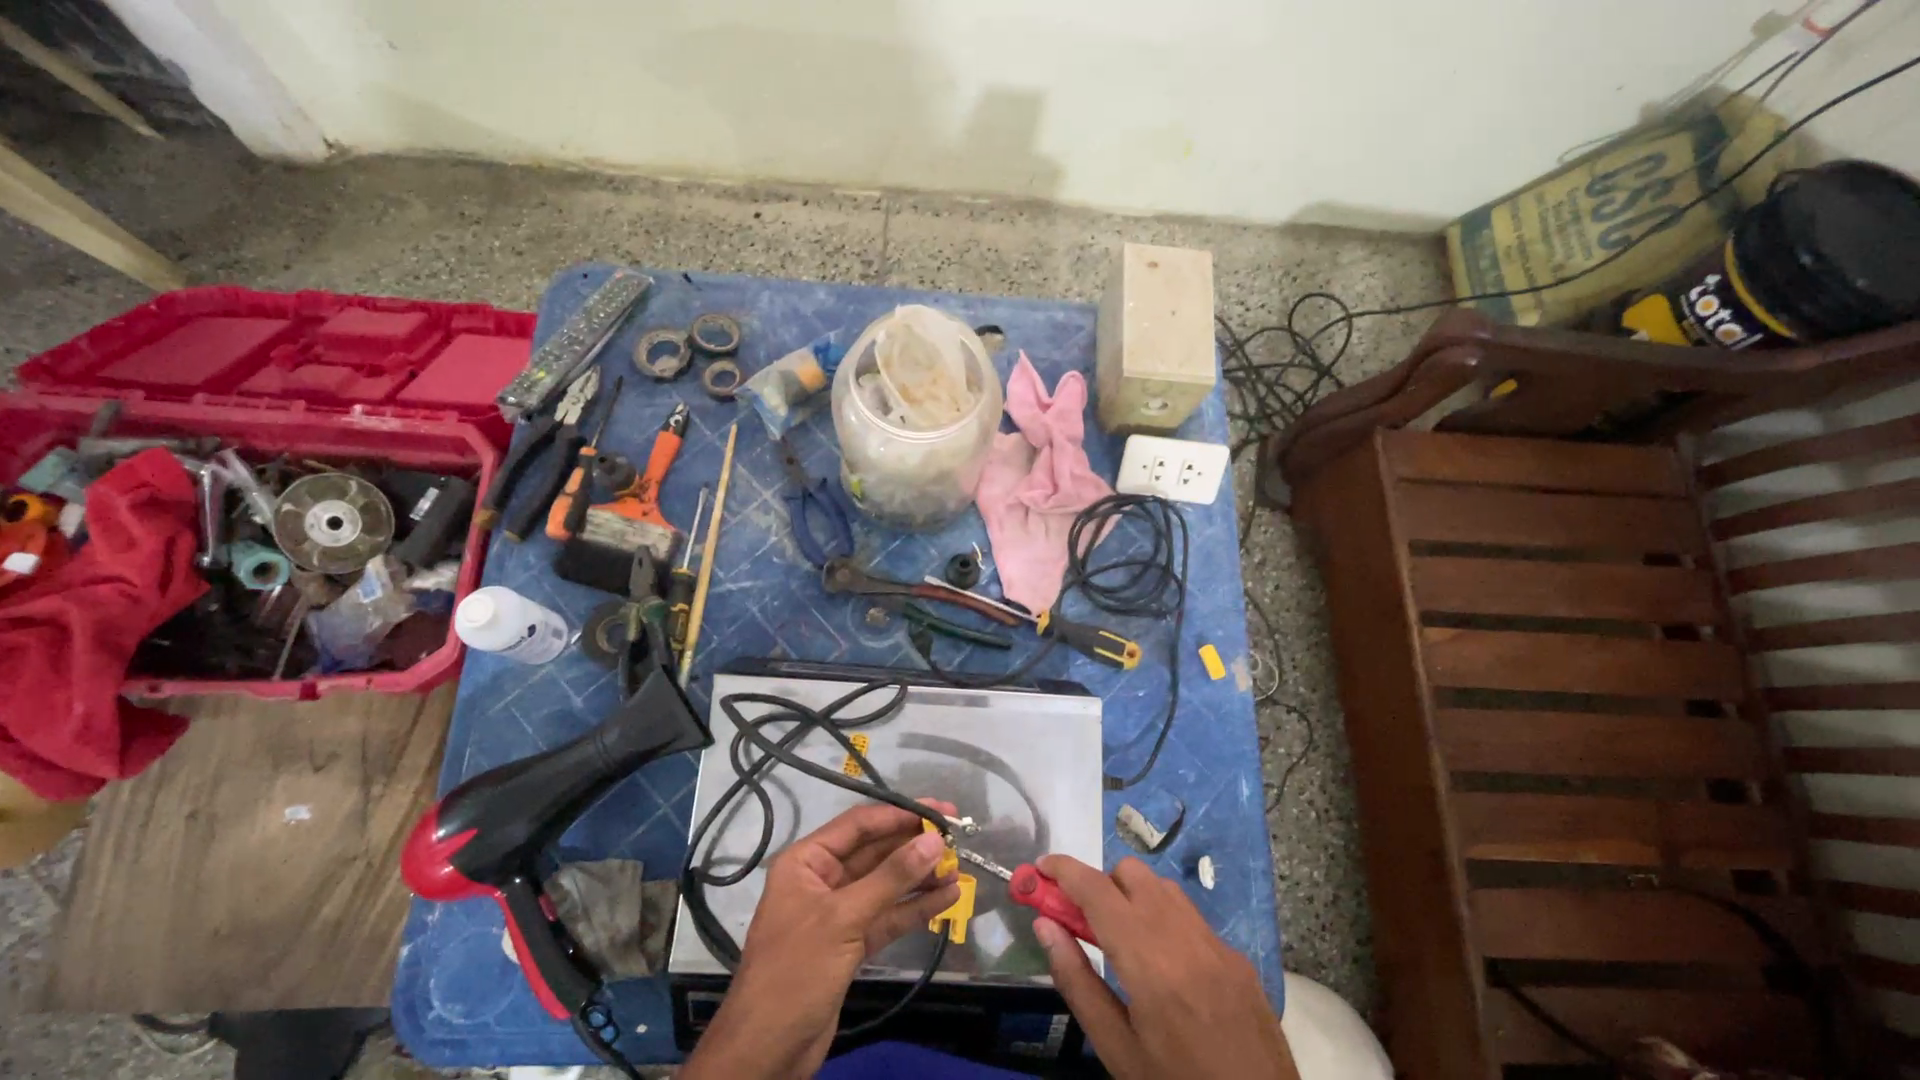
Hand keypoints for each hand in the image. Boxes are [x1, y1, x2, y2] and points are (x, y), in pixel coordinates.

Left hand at [680, 800, 961, 1079]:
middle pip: (875, 852)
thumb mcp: (843, 918)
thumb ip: (891, 878)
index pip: (858, 826)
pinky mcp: (852, 944)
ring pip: (886, 885)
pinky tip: (947, 899)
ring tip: (959, 870)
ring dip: (920, 877)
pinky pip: (888, 916)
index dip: (900, 814)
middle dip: (914, 846)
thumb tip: (934, 840)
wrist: (768, 1048)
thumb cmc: (796, 970)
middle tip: (957, 838)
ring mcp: (838, 913)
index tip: (941, 812)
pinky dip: (916, 908)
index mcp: (806, 862)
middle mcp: (822, 880)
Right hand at [1033, 855, 1297, 1079]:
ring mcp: (1217, 944)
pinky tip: (1162, 967)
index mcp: (1148, 960)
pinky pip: (1191, 917)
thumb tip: (1045, 925)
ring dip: (1132, 896)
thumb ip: (1076, 981)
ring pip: (1163, 888)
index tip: (1039, 869)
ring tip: (1119, 943)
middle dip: (1099, 884)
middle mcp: (1184, 937)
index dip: (1063, 870)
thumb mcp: (1116, 1048)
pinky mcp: (1237, 958)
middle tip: (1081, 923)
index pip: (1097, 890)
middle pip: (1131, 873)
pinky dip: (1164, 920)